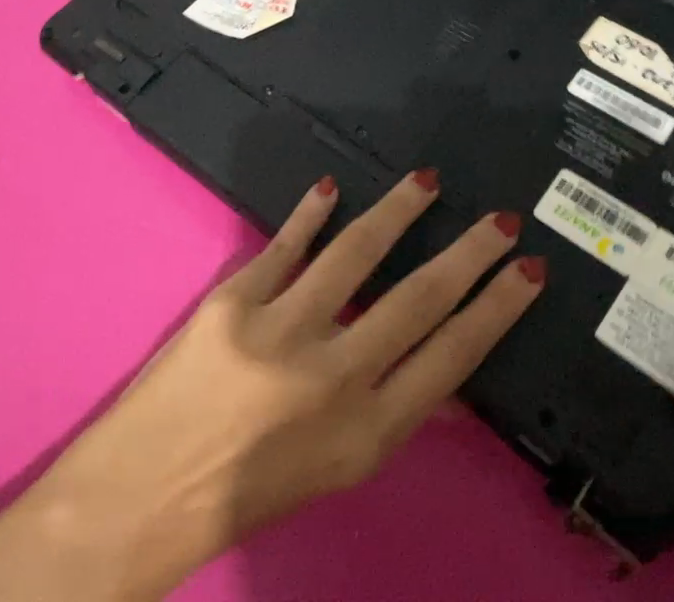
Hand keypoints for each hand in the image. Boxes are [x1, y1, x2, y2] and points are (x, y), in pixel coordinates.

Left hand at [0, 170, 545, 601]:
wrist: (146, 491)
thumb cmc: (252, 489)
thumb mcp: (341, 468)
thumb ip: (395, 412)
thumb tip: (447, 364)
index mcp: (369, 430)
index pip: (453, 356)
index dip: (496, 310)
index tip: (526, 272)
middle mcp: (334, 376)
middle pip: (419, 298)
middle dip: (469, 255)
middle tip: (501, 220)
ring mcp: (280, 331)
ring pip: (356, 254)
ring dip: (397, 212)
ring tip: (427, 182)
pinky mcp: (232, 302)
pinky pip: (284, 246)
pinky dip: (311, 213)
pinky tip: (332, 187)